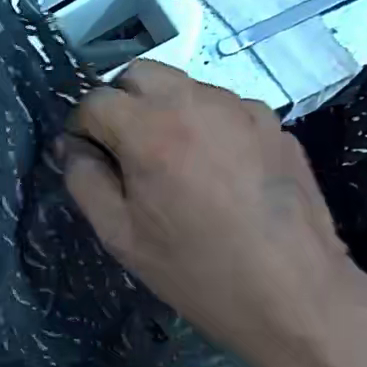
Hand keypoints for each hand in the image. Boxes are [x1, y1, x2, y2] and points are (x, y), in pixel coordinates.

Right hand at [61, 62, 366, 366]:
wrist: (294, 292)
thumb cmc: (198, 273)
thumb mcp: (123, 238)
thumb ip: (85, 182)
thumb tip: (72, 147)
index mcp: (151, 130)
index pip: (96, 100)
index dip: (83, 127)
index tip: (89, 156)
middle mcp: (197, 102)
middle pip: (140, 74)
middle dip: (122, 103)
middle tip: (127, 151)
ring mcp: (242, 107)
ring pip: (186, 87)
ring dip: (167, 111)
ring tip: (178, 166)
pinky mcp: (274, 123)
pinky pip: (225, 108)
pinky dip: (209, 126)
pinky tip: (221, 173)